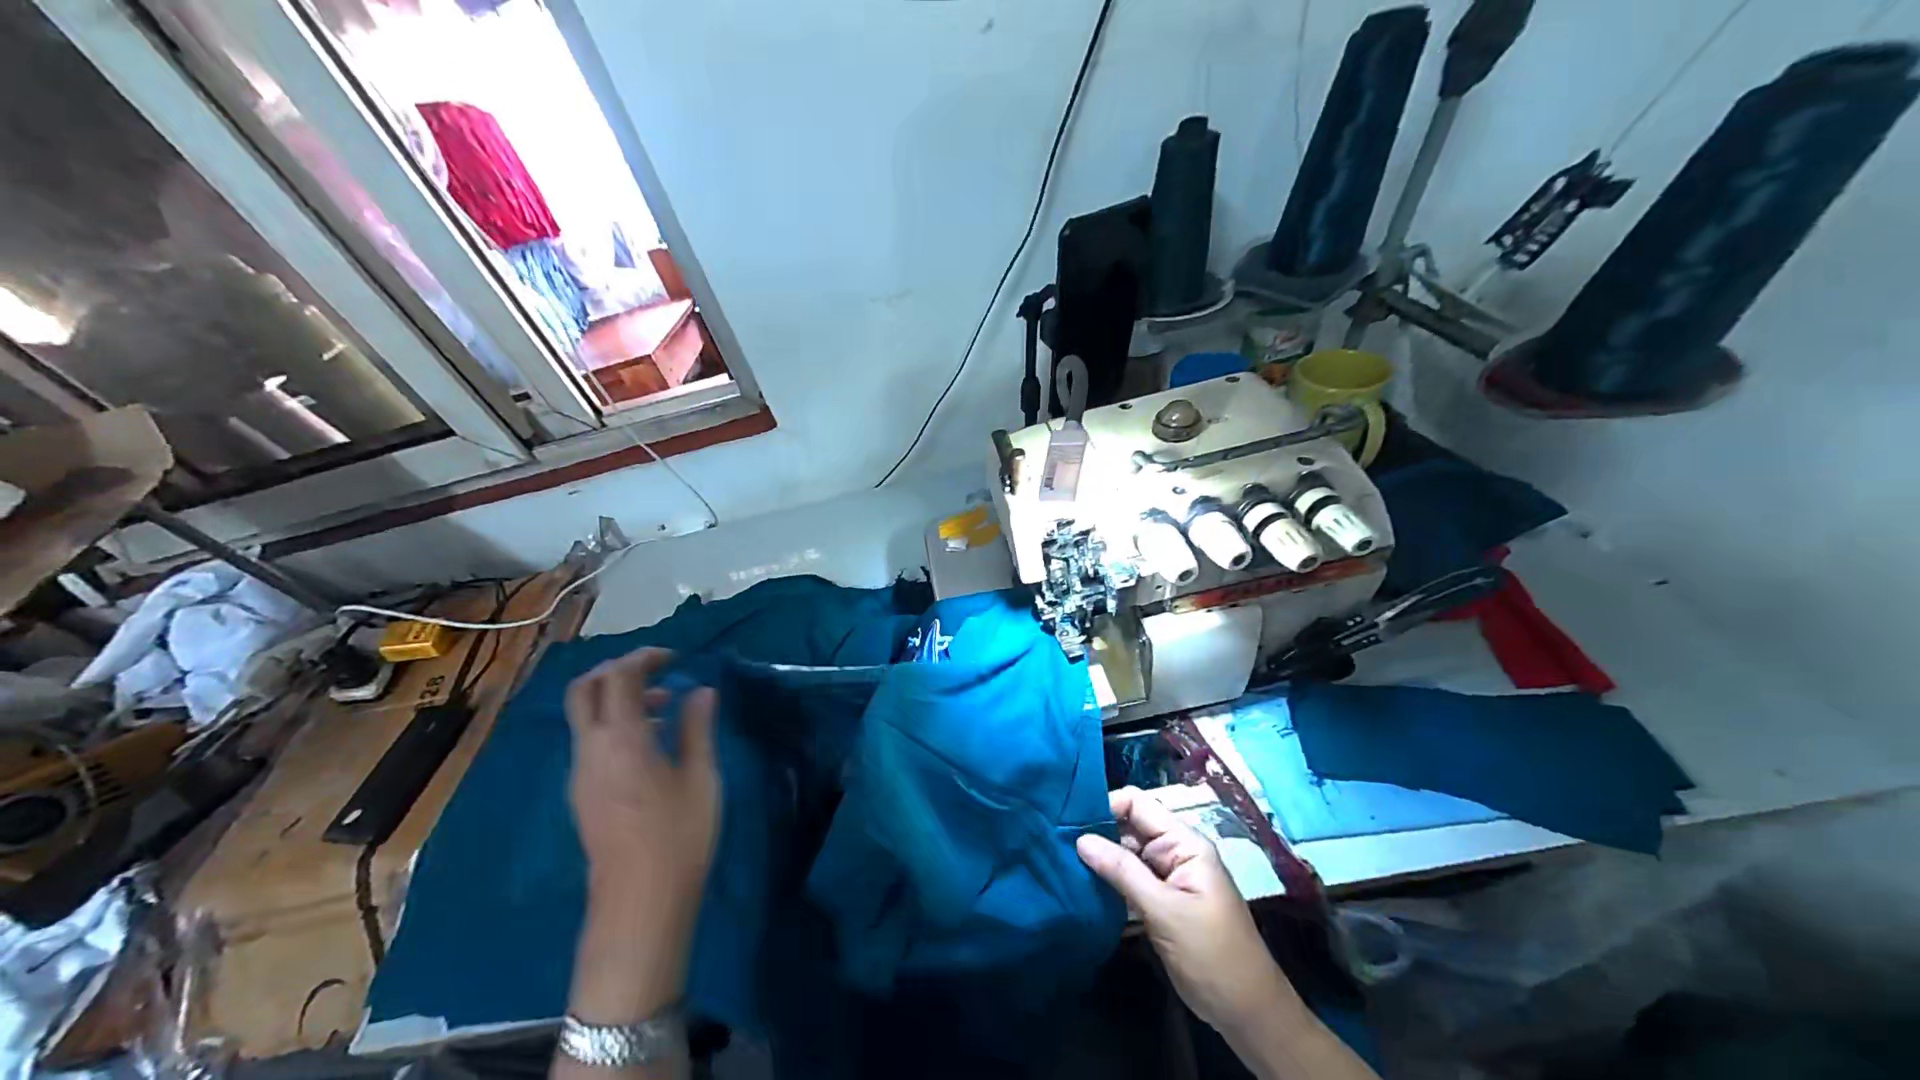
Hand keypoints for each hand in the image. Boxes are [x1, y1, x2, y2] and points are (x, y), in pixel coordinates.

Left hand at [565, 647, 719, 1012]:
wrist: (639, 902)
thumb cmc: (679, 836)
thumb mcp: (701, 777)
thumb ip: (697, 727)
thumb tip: (701, 691)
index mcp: (622, 739)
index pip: (620, 677)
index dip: (645, 658)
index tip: (675, 657)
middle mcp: (590, 749)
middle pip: (585, 689)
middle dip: (617, 670)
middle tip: (657, 671)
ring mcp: (580, 773)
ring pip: (585, 715)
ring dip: (618, 698)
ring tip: (666, 707)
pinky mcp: (581, 793)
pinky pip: (591, 740)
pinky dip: (615, 724)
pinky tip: (651, 744)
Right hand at [1076, 787, 1297, 1037]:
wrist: (1246, 1012)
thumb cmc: (1212, 955)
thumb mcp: (1165, 911)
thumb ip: (1122, 871)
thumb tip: (1080, 839)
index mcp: (1185, 844)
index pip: (1138, 804)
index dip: (1105, 806)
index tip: (1070, 822)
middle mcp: (1174, 852)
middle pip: (1128, 826)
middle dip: (1096, 833)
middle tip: (1057, 843)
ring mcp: (1166, 878)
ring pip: (1125, 854)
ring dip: (1099, 858)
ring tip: (1062, 862)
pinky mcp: (1159, 902)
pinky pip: (1128, 879)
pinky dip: (1108, 881)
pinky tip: (1081, 884)